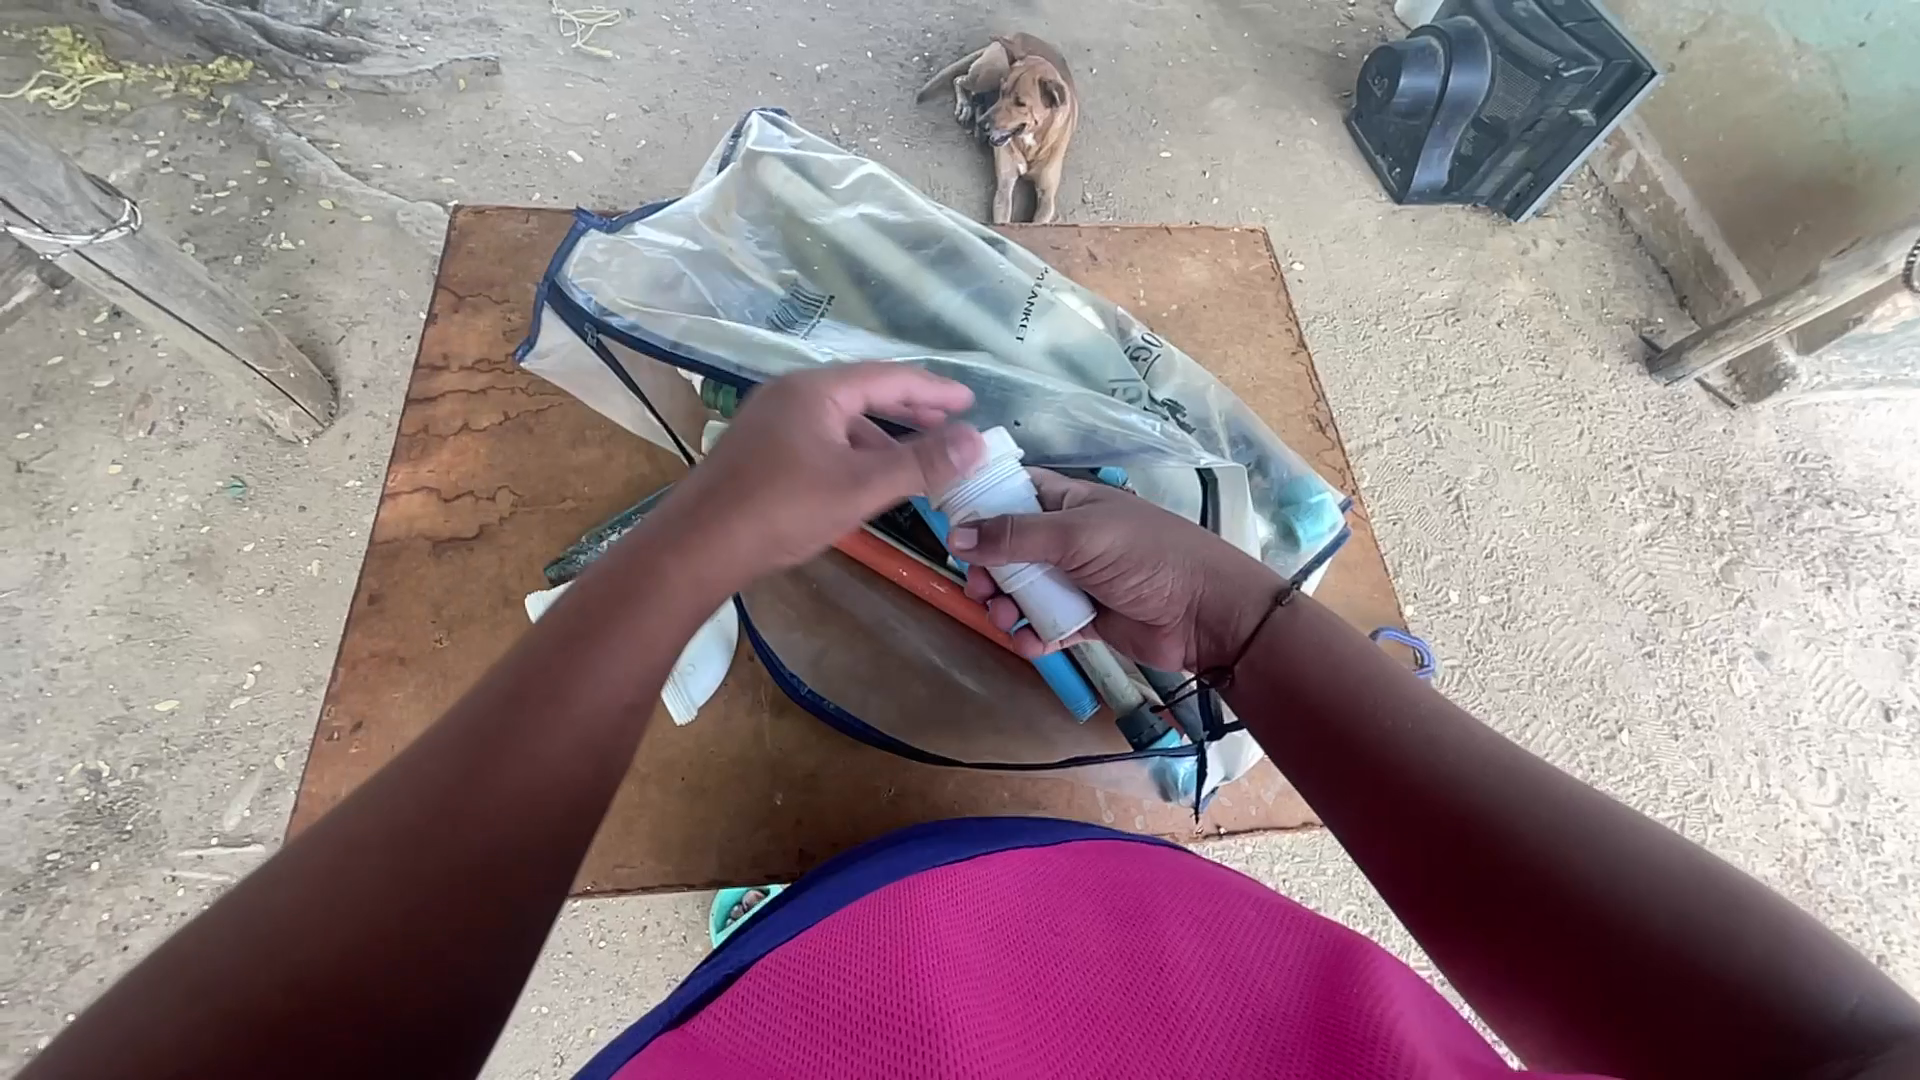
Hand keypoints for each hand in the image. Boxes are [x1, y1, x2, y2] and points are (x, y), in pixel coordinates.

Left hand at [643, 363, 984, 589]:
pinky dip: (854, 455)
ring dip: (882, 438)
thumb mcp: (860, 486)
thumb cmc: (781, 509)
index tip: (969, 401)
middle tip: (950, 425)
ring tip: (916, 458)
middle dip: (910, 411)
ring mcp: (772, 424)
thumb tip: (977, 442)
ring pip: (841, 423)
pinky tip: (866, 480)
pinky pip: (822, 441)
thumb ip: (920, 463)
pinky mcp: (761, 453)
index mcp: (816, 391)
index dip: (934, 390)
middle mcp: (792, 396)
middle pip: (864, 395)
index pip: (889, 378)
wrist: (697, 547)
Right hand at [949, 469, 1285, 671]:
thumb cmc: (1145, 556)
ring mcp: (1075, 579)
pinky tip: (1031, 642)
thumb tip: (956, 535)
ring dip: (1005, 604)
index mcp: (1067, 503)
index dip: (981, 506)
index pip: (1014, 492)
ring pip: (1022, 589)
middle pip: (1008, 548)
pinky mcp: (1084, 619)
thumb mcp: (1077, 536)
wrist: (1206, 613)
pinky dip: (1033, 634)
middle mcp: (1067, 538)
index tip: (950, 526)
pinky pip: (1045, 624)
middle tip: (977, 586)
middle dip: (987, 568)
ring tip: (1004, 617)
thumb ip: (1016, 536)